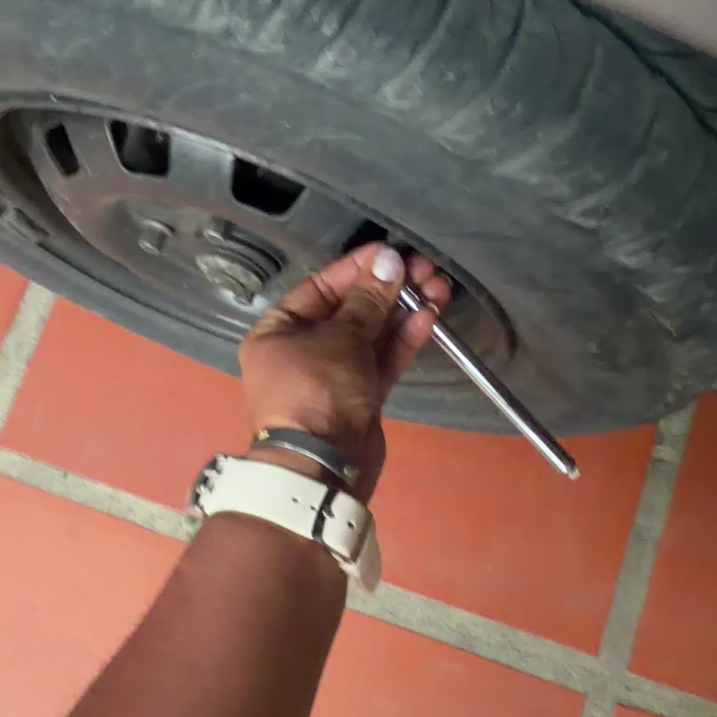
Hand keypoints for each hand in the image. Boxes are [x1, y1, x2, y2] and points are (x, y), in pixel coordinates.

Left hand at [238, 243, 451, 498]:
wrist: (323, 465)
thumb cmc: (317, 390)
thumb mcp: (341, 339)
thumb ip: (368, 300)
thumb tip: (388, 259)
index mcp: (278, 331)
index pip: (319, 287)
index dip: (357, 268)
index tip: (390, 251)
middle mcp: (302, 350)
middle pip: (350, 310)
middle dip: (388, 289)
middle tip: (424, 269)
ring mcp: (333, 375)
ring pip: (371, 335)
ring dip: (403, 311)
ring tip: (438, 288)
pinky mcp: (360, 396)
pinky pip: (381, 361)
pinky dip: (403, 341)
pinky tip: (429, 317)